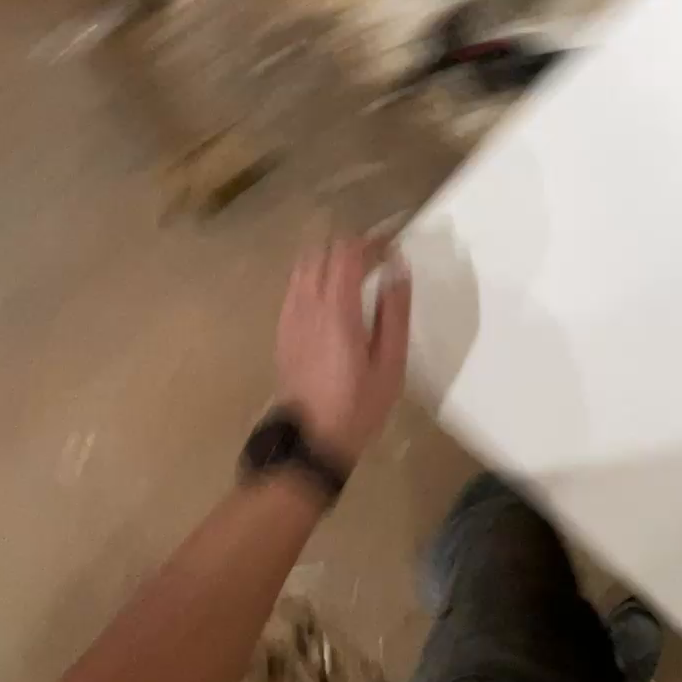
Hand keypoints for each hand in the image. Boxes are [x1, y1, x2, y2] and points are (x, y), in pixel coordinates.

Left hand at [275, 236, 411, 466]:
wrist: (310, 441)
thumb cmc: (358, 405)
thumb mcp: (390, 363)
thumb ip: (394, 310)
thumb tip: (399, 267)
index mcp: (337, 309)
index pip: (347, 252)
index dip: (370, 240)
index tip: (392, 243)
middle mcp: (307, 304)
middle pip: (322, 250)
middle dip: (350, 244)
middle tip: (378, 254)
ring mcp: (290, 314)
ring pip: (304, 264)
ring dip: (329, 256)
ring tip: (356, 268)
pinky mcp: (282, 327)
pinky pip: (295, 284)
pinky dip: (314, 274)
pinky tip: (332, 292)